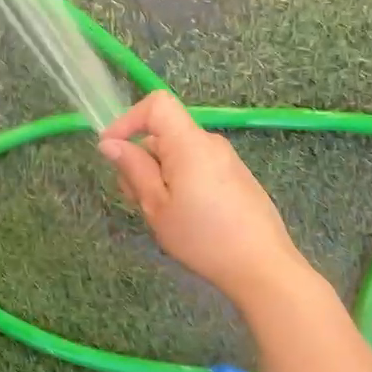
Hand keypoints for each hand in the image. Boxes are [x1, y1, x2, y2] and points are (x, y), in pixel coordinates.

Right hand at [97, 91, 310, 305]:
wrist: (261, 267)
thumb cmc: (202, 237)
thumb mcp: (156, 205)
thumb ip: (133, 169)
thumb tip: (110, 144)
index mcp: (190, 144)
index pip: (157, 105)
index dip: (128, 120)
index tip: (111, 151)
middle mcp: (210, 144)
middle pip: (163, 133)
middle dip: (139, 158)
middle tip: (134, 196)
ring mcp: (226, 160)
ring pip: (176, 152)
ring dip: (156, 173)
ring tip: (158, 212)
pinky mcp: (234, 177)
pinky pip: (195, 165)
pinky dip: (176, 181)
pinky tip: (181, 215)